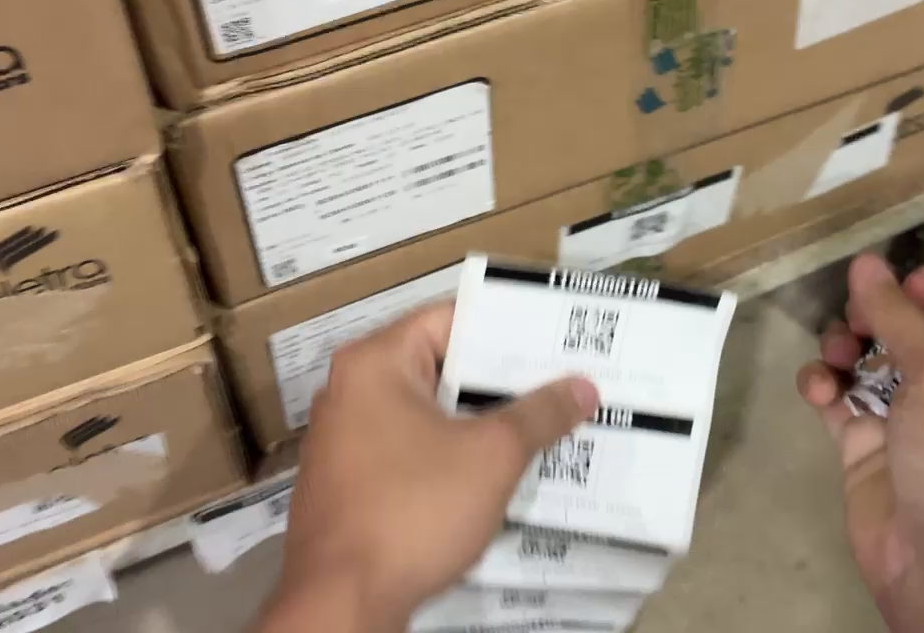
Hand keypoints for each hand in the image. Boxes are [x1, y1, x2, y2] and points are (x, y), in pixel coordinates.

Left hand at [255, 302, 598, 632]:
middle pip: (437, 364)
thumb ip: (540, 414)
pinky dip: (446, 450)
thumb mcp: (492, 455)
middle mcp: (351, 388)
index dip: (503, 328)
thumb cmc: (414, 509)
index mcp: (374, 361)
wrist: (339, 607)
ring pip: (424, 410)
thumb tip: (584, 386)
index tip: (549, 340)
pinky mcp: (347, 481)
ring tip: (535, 421)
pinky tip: (491, 469)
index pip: (449, 319)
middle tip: (554, 380)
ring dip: (474, 419)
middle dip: (496, 379)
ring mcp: (343, 437)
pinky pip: (406, 447)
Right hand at [797, 254, 923, 632]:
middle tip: (859, 323)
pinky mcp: (858, 438)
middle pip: (899, 323)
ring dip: (840, 345)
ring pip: (859, 353)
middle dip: (871, 313)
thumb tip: (866, 262)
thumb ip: (900, 315)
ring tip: (837, 359)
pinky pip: (832, 392)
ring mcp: (898, 412)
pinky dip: (820, 383)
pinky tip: (819, 392)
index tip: (895, 286)